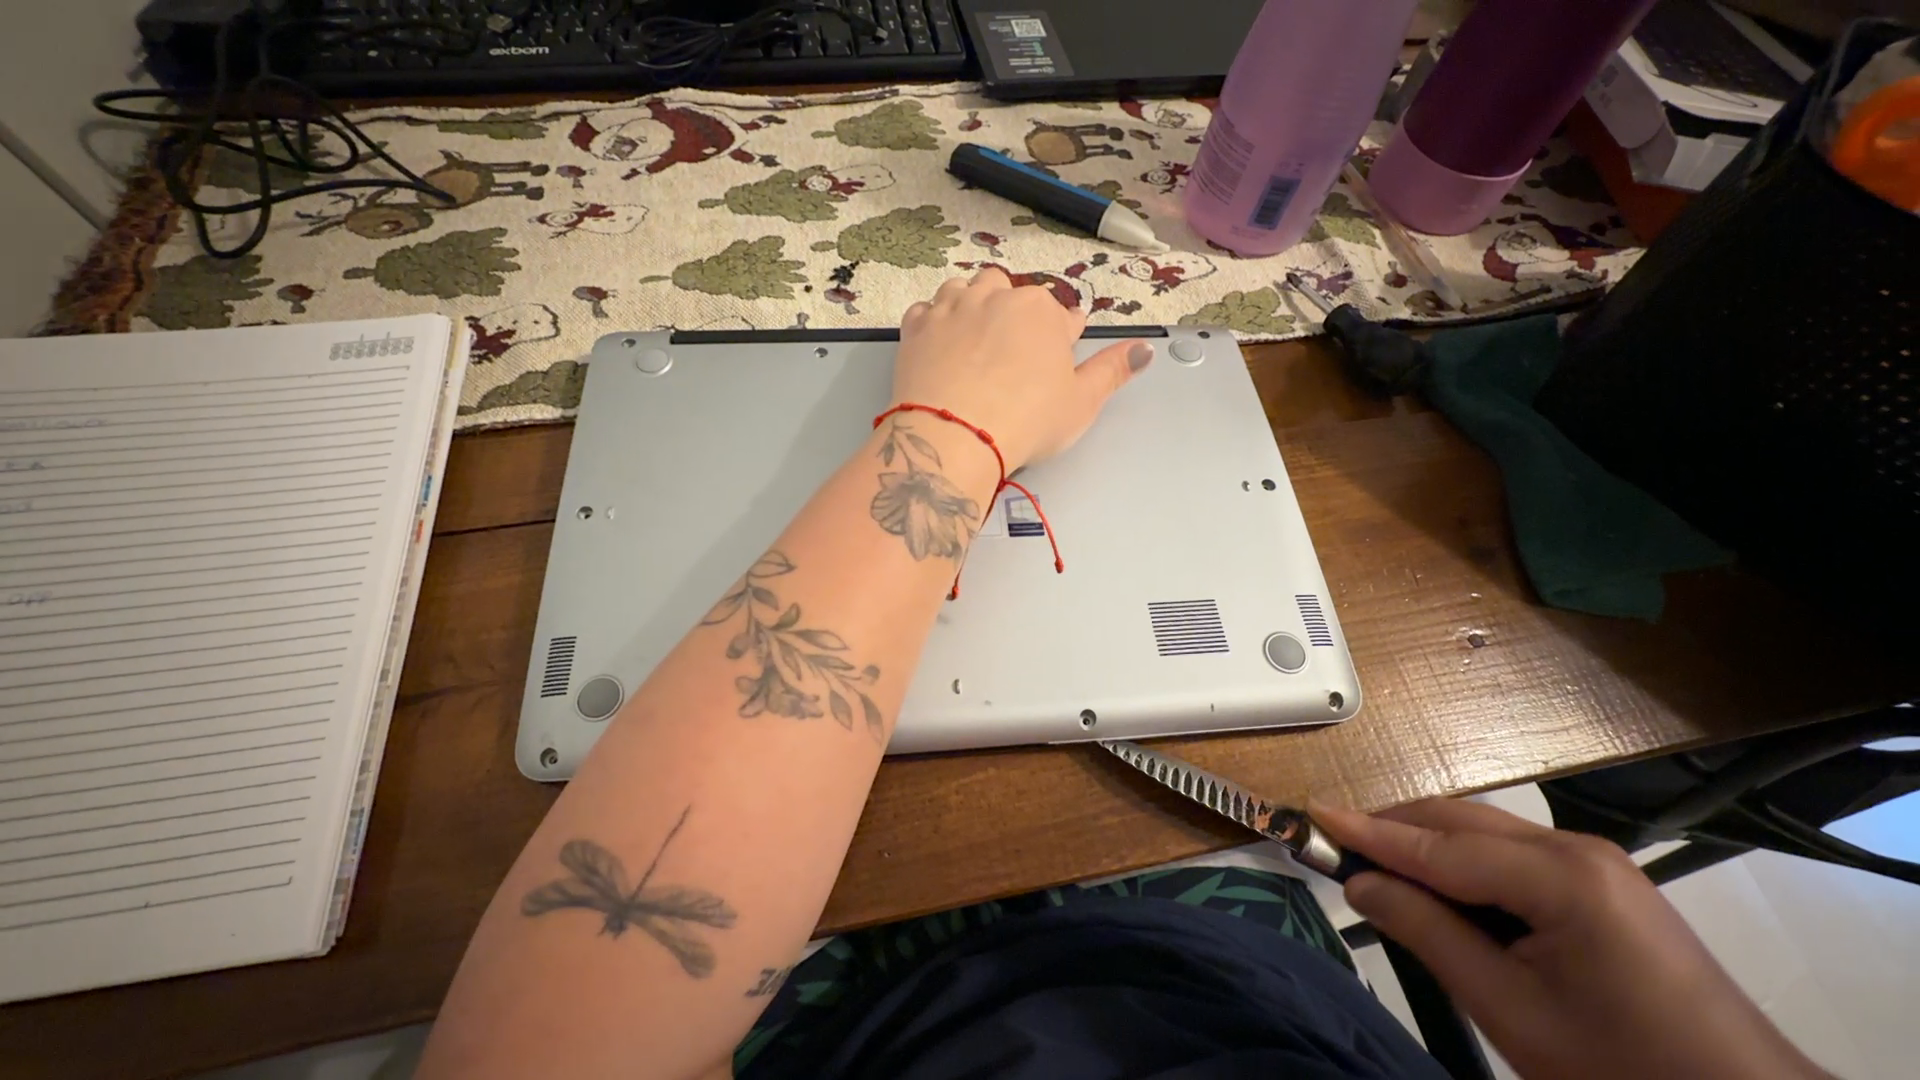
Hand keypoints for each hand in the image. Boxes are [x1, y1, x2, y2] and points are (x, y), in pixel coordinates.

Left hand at [892, 268, 1152, 471]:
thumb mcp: (1081, 402)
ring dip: (972, 305)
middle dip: (1013, 312)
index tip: (1056, 358)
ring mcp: (952, 308)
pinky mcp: (916, 328)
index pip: (1062, 316)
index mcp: (1042, 312)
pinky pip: (926, 310)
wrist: (954, 436)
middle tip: (1012, 350)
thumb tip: (1143, 349)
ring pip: (965, 289)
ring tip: (975, 339)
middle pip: (1009, 292)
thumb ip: (1112, 370)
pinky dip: (933, 322)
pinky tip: (939, 343)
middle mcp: (996, 298)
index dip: (1063, 337)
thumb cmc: (1024, 421)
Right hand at [1310, 798, 1831, 1079]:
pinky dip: (1461, 865)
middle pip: (1458, 822)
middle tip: (1332, 848)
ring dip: (1424, 847)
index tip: (1311, 812)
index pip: (1438, 846)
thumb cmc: (1622, 1069)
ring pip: (1481, 833)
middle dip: (1392, 831)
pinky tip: (1438, 890)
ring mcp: (1593, 862)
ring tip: (1375, 871)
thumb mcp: (1509, 1008)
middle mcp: (1576, 849)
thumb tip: (1360, 884)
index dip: (1368, 832)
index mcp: (1560, 876)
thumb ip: (1427, 934)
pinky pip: (1509, 855)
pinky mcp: (1600, 884)